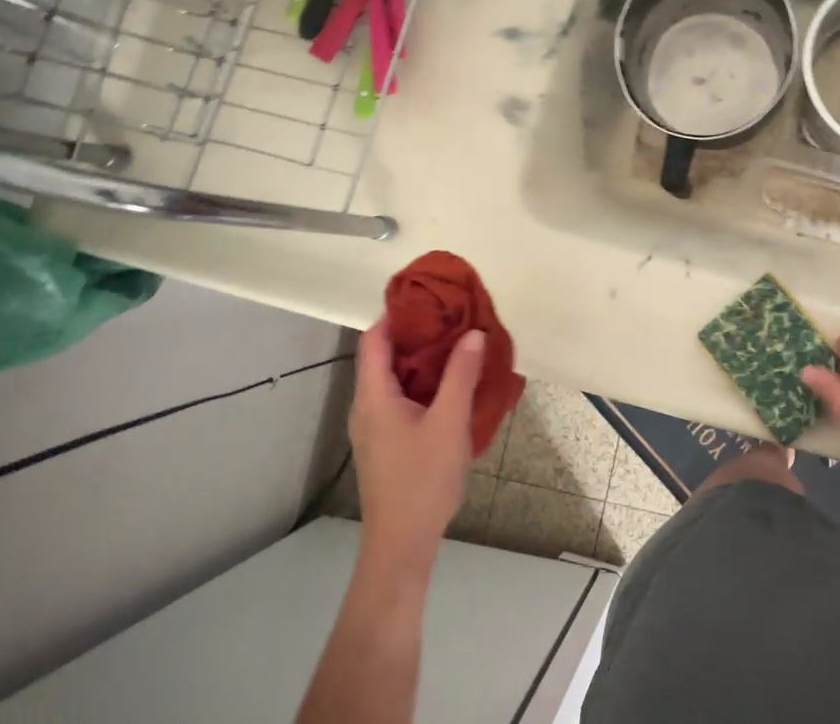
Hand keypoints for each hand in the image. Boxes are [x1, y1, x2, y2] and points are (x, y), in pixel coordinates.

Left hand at [349, 319, 482, 577]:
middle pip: (386, 357)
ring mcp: (375, 428)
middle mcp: (367, 407)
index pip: (375, 340)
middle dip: (419, 335)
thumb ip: (461, 375)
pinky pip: (404, 401)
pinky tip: (456, 389)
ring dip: (426, 362)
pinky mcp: (388, 444)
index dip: (397, 315)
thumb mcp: (449, 422)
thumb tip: (472, 333)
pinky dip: (426, 385)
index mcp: (374, 396)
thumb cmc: (422, 479)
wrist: (403, 541)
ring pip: (397, 381)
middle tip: (457, 320)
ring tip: (462, 348)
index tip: (431, 298)